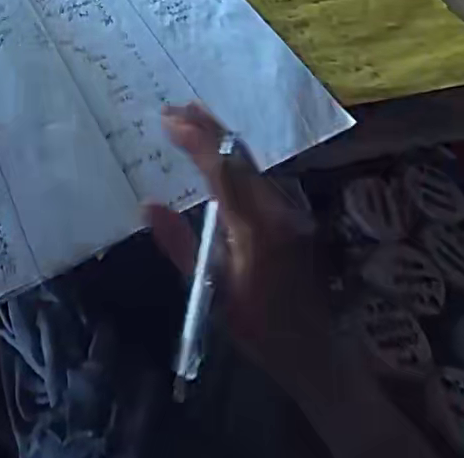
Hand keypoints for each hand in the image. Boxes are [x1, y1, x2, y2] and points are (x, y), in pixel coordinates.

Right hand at [143, 104, 333, 383]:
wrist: (316, 356)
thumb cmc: (258, 327)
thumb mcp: (210, 292)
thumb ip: (179, 245)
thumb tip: (147, 204)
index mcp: (256, 229)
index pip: (224, 170)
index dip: (195, 140)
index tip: (167, 119)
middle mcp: (277, 212)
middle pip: (240, 157)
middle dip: (206, 127)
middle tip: (173, 107)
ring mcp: (288, 212)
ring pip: (250, 161)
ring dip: (218, 136)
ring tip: (190, 114)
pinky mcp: (289, 216)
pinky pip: (256, 172)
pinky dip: (231, 152)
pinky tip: (216, 146)